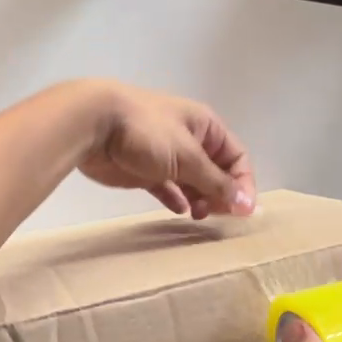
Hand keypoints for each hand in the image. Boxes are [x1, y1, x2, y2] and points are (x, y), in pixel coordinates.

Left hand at [76, 81, 256, 219]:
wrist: (95, 125)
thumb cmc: (148, 133)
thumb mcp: (188, 156)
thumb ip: (216, 182)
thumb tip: (247, 204)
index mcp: (205, 127)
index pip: (236, 156)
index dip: (243, 183)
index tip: (241, 211)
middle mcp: (189, 140)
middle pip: (216, 171)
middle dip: (220, 193)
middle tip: (216, 215)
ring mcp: (166, 155)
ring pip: (192, 181)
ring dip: (200, 199)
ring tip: (198, 215)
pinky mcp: (144, 170)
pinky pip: (168, 188)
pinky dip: (176, 199)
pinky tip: (180, 211)